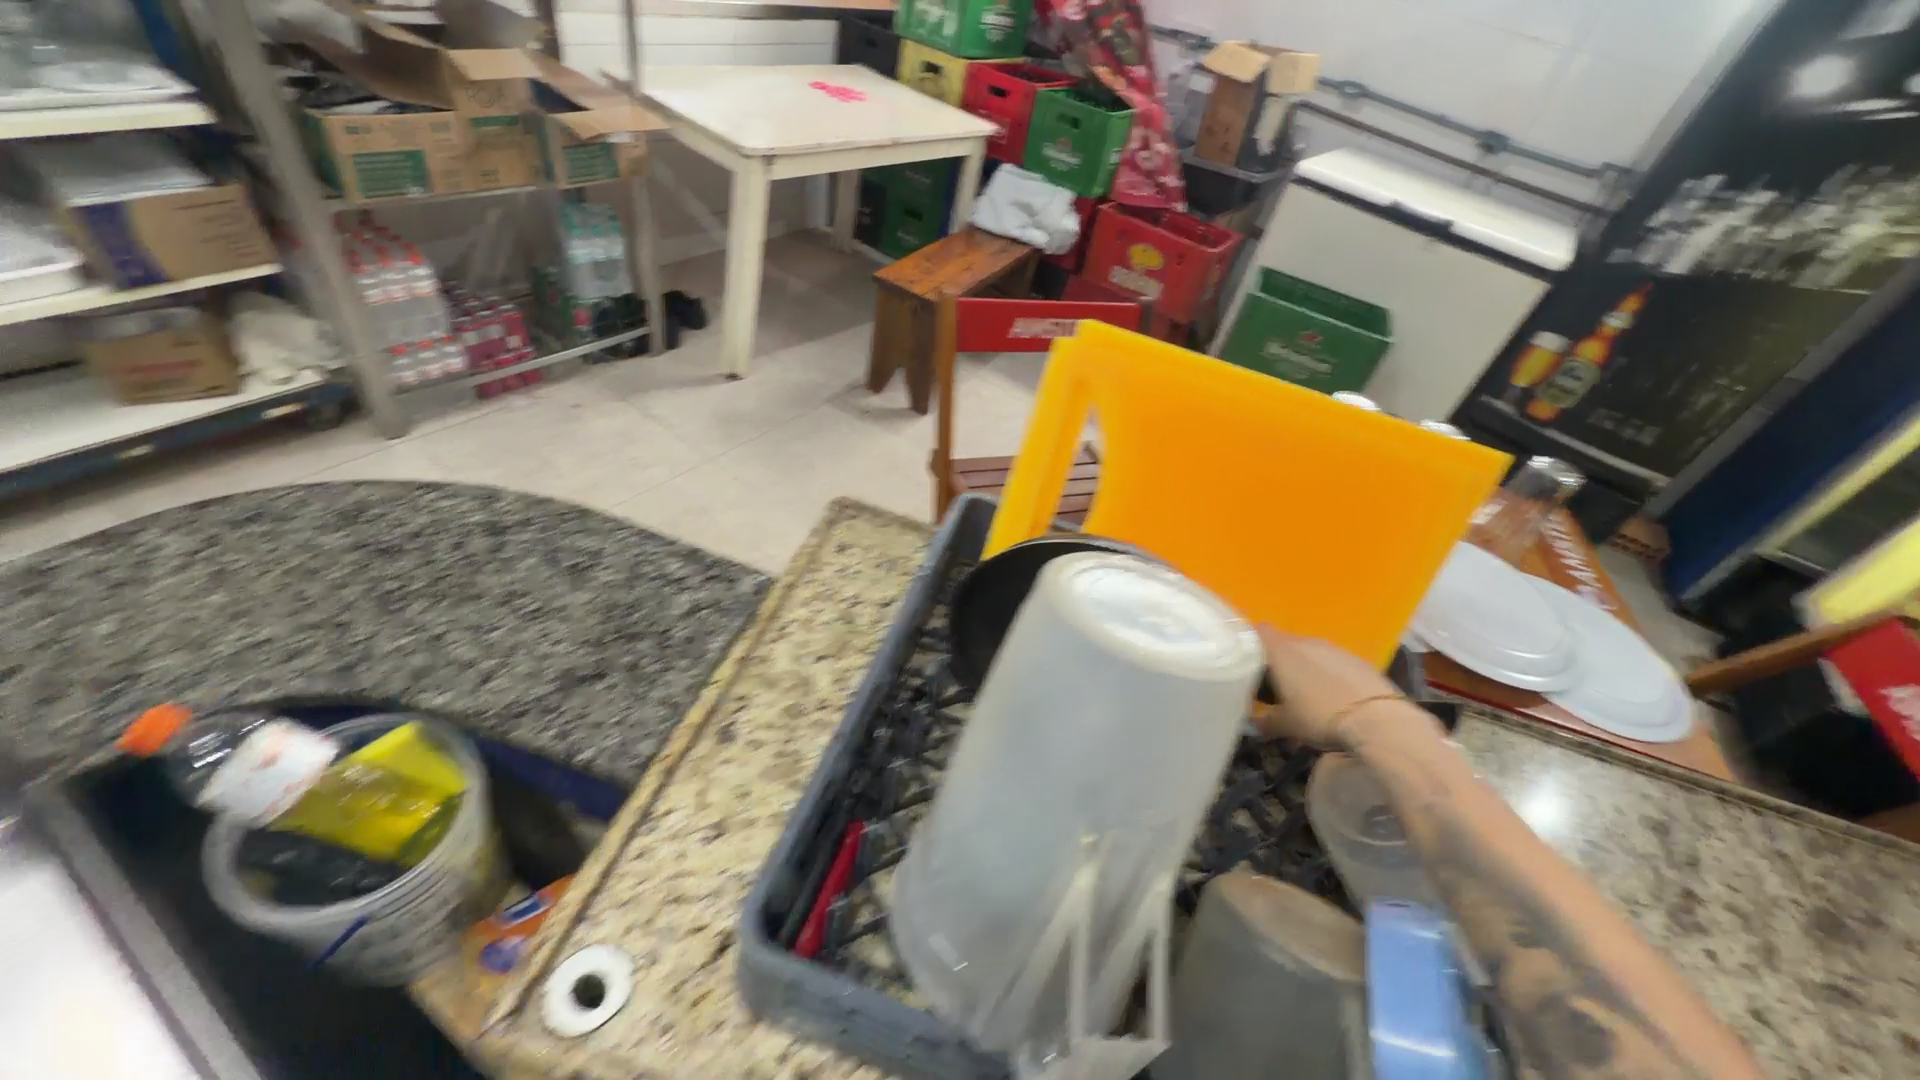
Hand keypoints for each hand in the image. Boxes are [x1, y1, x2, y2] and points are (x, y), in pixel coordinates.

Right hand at [1254, 626, 1413, 747]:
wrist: (1377, 720)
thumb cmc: (1319, 716)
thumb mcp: (1286, 725)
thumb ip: (1266, 721)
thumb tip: (1255, 723)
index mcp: (1282, 651)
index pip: (1258, 631)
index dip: (1250, 644)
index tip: (1247, 664)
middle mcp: (1306, 642)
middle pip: (1284, 644)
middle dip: (1278, 662)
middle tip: (1275, 688)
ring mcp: (1335, 649)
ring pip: (1310, 653)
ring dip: (1304, 669)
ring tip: (1306, 696)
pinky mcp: (1358, 660)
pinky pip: (1333, 663)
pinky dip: (1328, 675)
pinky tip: (1333, 698)